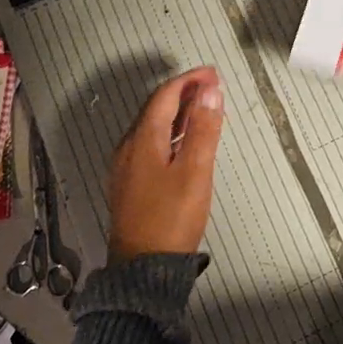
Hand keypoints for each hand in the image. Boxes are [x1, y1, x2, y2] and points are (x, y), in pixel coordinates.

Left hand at [106, 67, 224, 261]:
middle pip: (156, 108)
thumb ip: (203, 129)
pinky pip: (152, 144)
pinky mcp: (132, 184)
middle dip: (185, 93)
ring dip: (179, 113)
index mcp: (143, 139)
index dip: (189, 80)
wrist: (143, 270)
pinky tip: (187, 141)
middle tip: (213, 86)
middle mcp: (129, 147)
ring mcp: (128, 167)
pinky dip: (173, 133)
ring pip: (153, 127)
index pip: (165, 96)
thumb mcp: (195, 172)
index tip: (214, 73)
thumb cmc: (172, 218)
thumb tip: (211, 90)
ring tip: (206, 108)